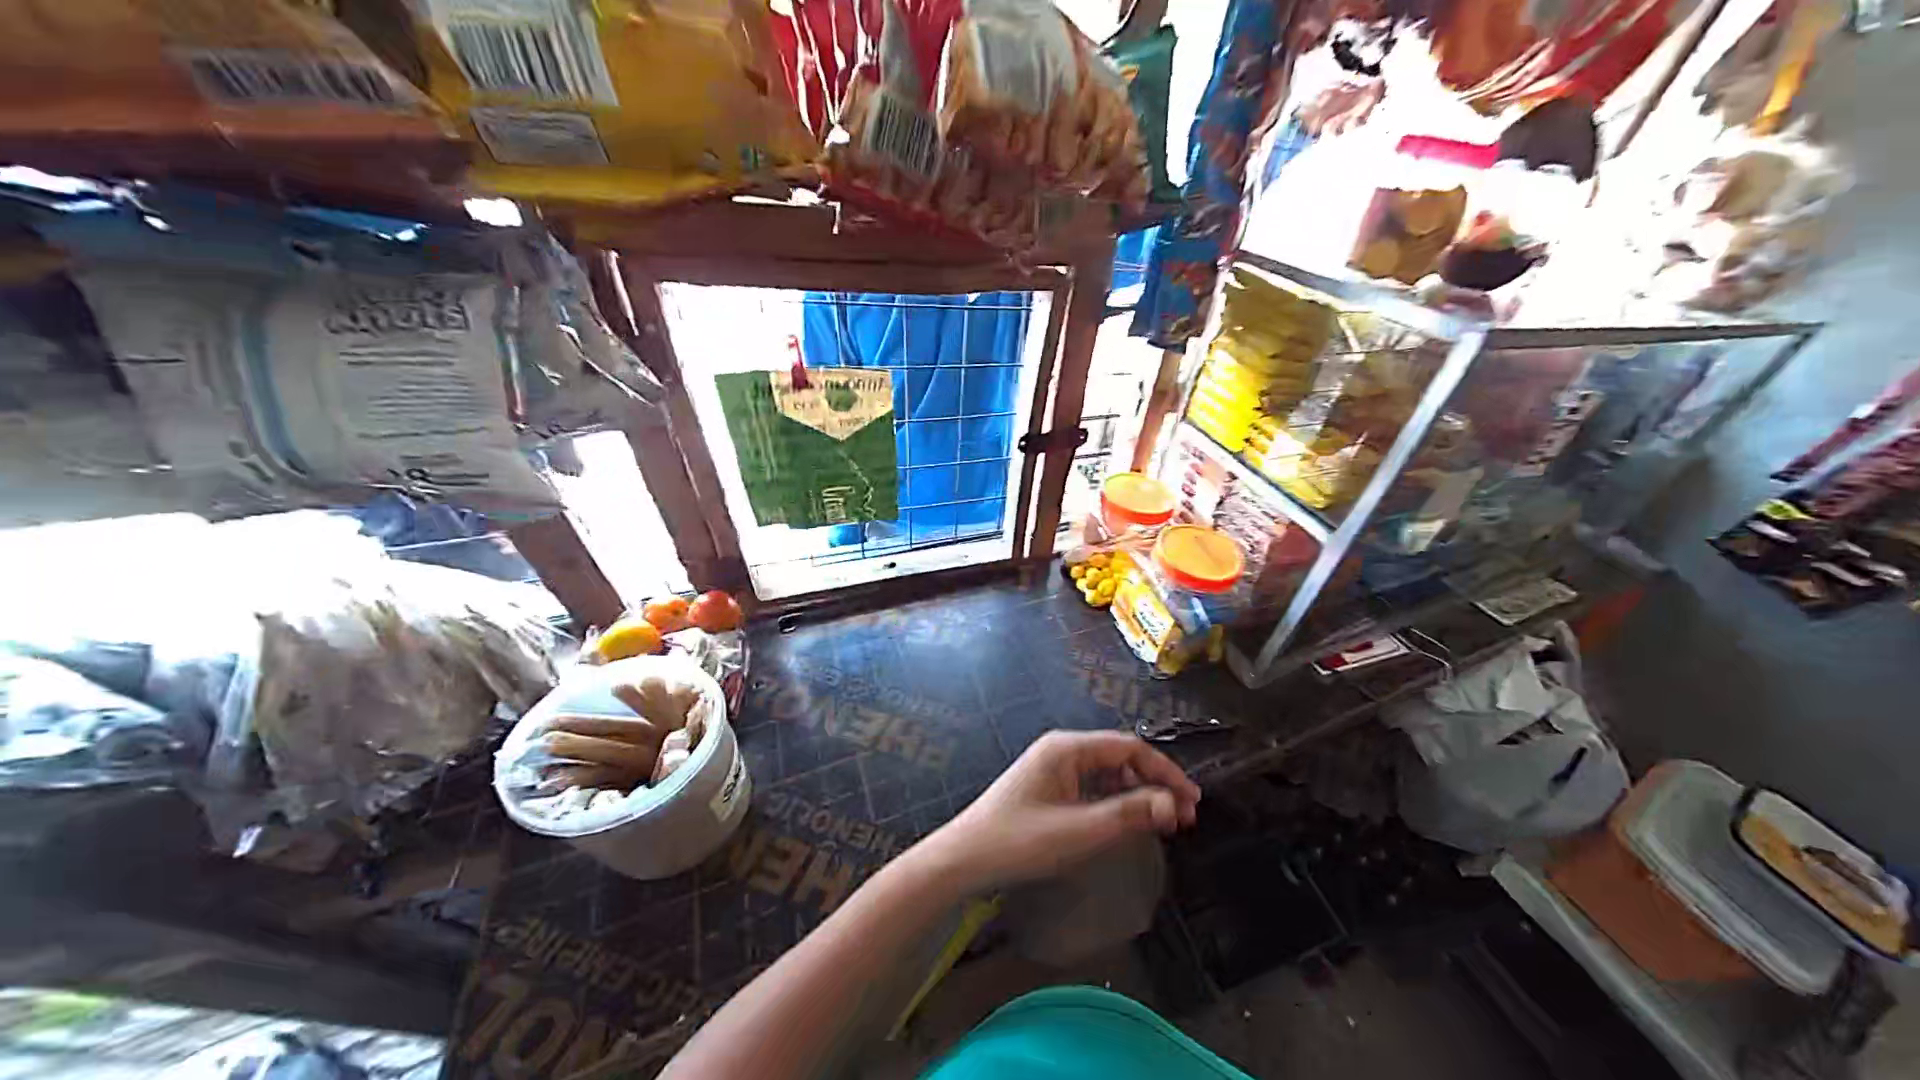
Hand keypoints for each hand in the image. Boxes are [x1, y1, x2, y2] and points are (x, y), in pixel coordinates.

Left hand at [910, 730, 1200, 892]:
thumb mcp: (1078, 831)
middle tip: (1183, 818)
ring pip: (1106, 773)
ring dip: (1136, 794)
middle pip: (1120, 757)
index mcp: (1067, 748)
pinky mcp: (1047, 788)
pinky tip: (1127, 823)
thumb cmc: (1018, 842)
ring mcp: (1052, 768)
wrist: (964, 859)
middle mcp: (1060, 750)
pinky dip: (1115, 802)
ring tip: (1162, 823)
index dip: (1165, 773)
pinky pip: (1091, 787)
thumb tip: (1173, 805)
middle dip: (1153, 783)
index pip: (1130, 747)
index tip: (1193, 802)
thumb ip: (1127, 815)